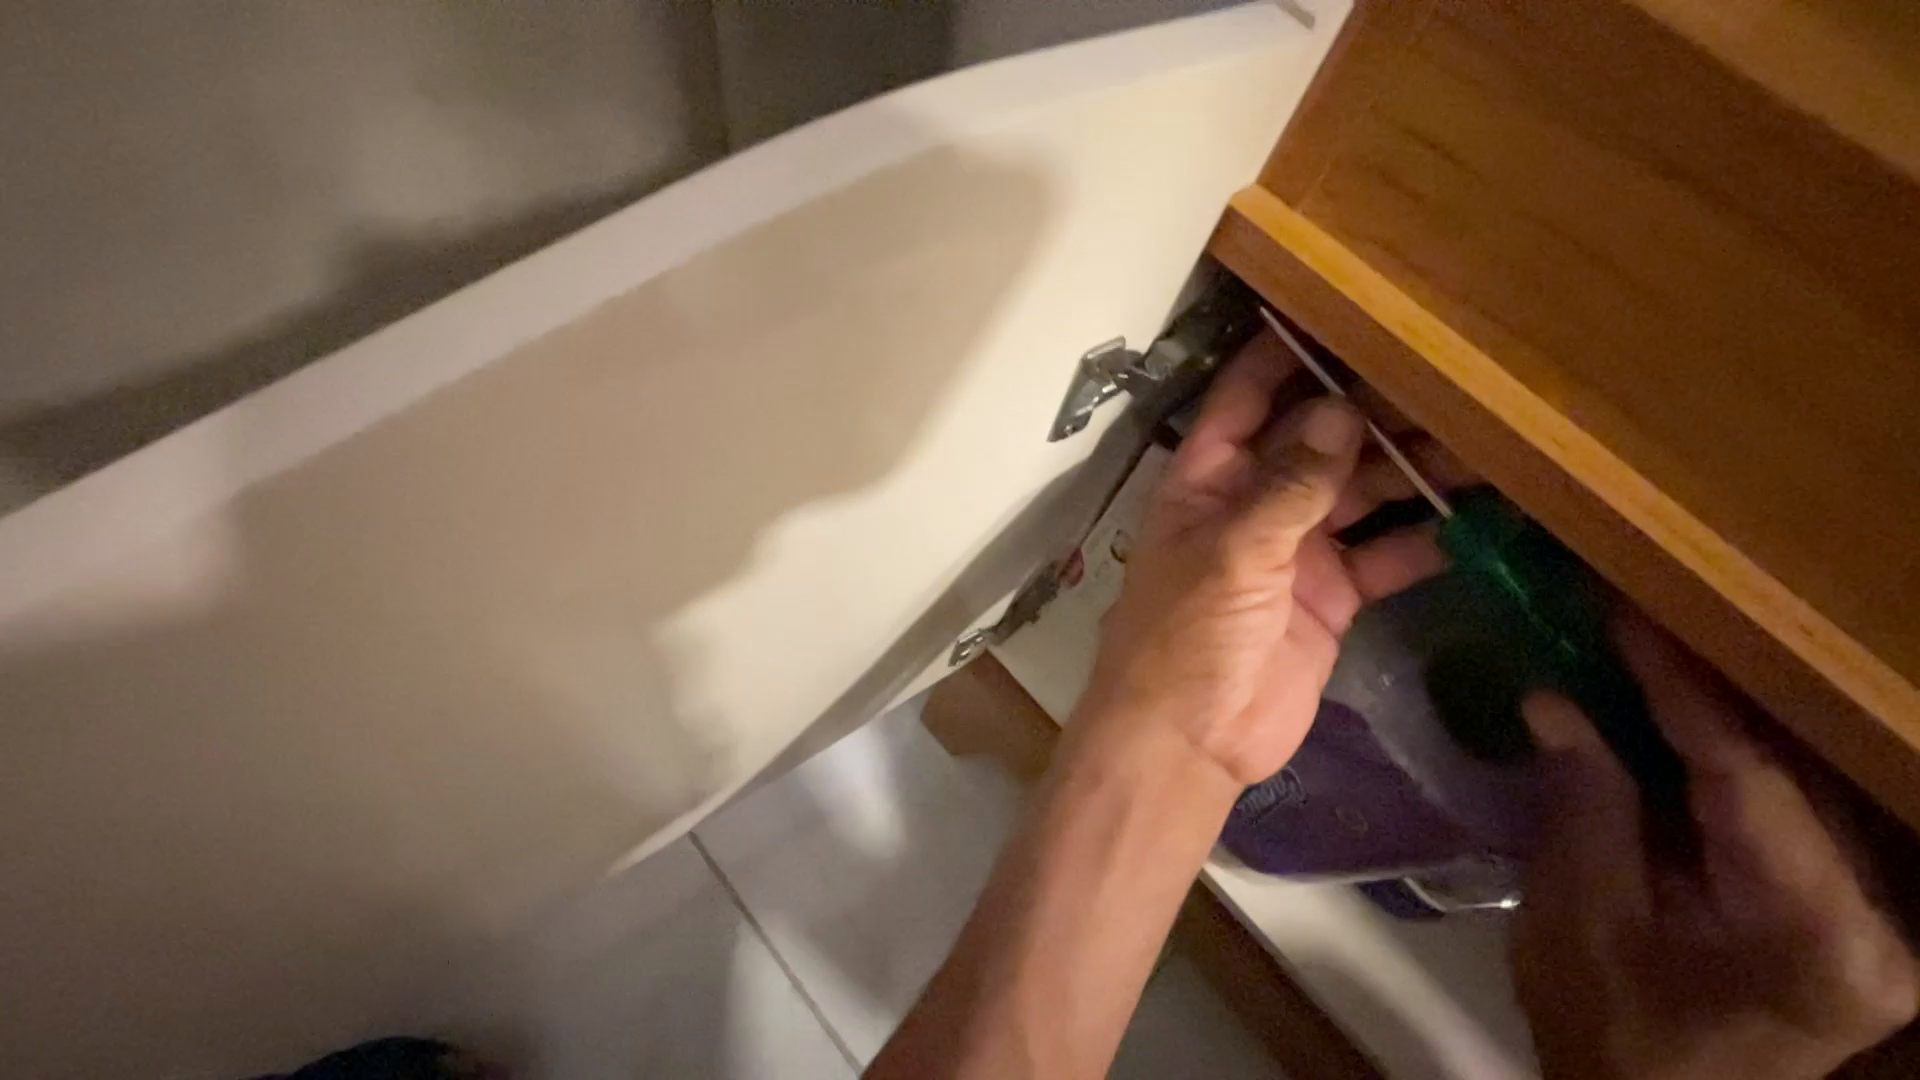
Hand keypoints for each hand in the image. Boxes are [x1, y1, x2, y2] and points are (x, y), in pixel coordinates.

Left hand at [1077, 333, 1457, 784]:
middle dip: (1372, 412)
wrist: (1190, 737)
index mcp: (1207, 480)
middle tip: (1450, 378)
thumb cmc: (1187, 635)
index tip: (1338, 315)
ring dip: (1414, 470)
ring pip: (1360, 493)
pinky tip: (1485, 514)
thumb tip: (1337, 411)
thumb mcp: (1231, 551)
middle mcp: (1252, 504)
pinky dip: (1428, 539)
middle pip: (1316, 442)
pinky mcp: (1331, 596)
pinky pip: (1386, 555)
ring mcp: (1294, 550)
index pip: (1242, 402)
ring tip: (1487, 435)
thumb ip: (1286, 486)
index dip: (1281, 358)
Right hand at [1515, 612, 1919, 1079]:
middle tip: (1624, 625)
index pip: (1750, 773)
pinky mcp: (1842, 914)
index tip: (1624, 618)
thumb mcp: (1578, 914)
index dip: (1682, 688)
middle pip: (1792, 771)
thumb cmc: (1604, 1021)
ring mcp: (1872, 919)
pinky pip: (1787, 812)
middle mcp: (1879, 920)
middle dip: (1703, 691)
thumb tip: (1556, 703)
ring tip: (1640, 656)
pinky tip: (1667, 721)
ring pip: (1799, 783)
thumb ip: (1583, 802)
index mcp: (1815, 928)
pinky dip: (1722, 760)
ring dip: (1714, 718)